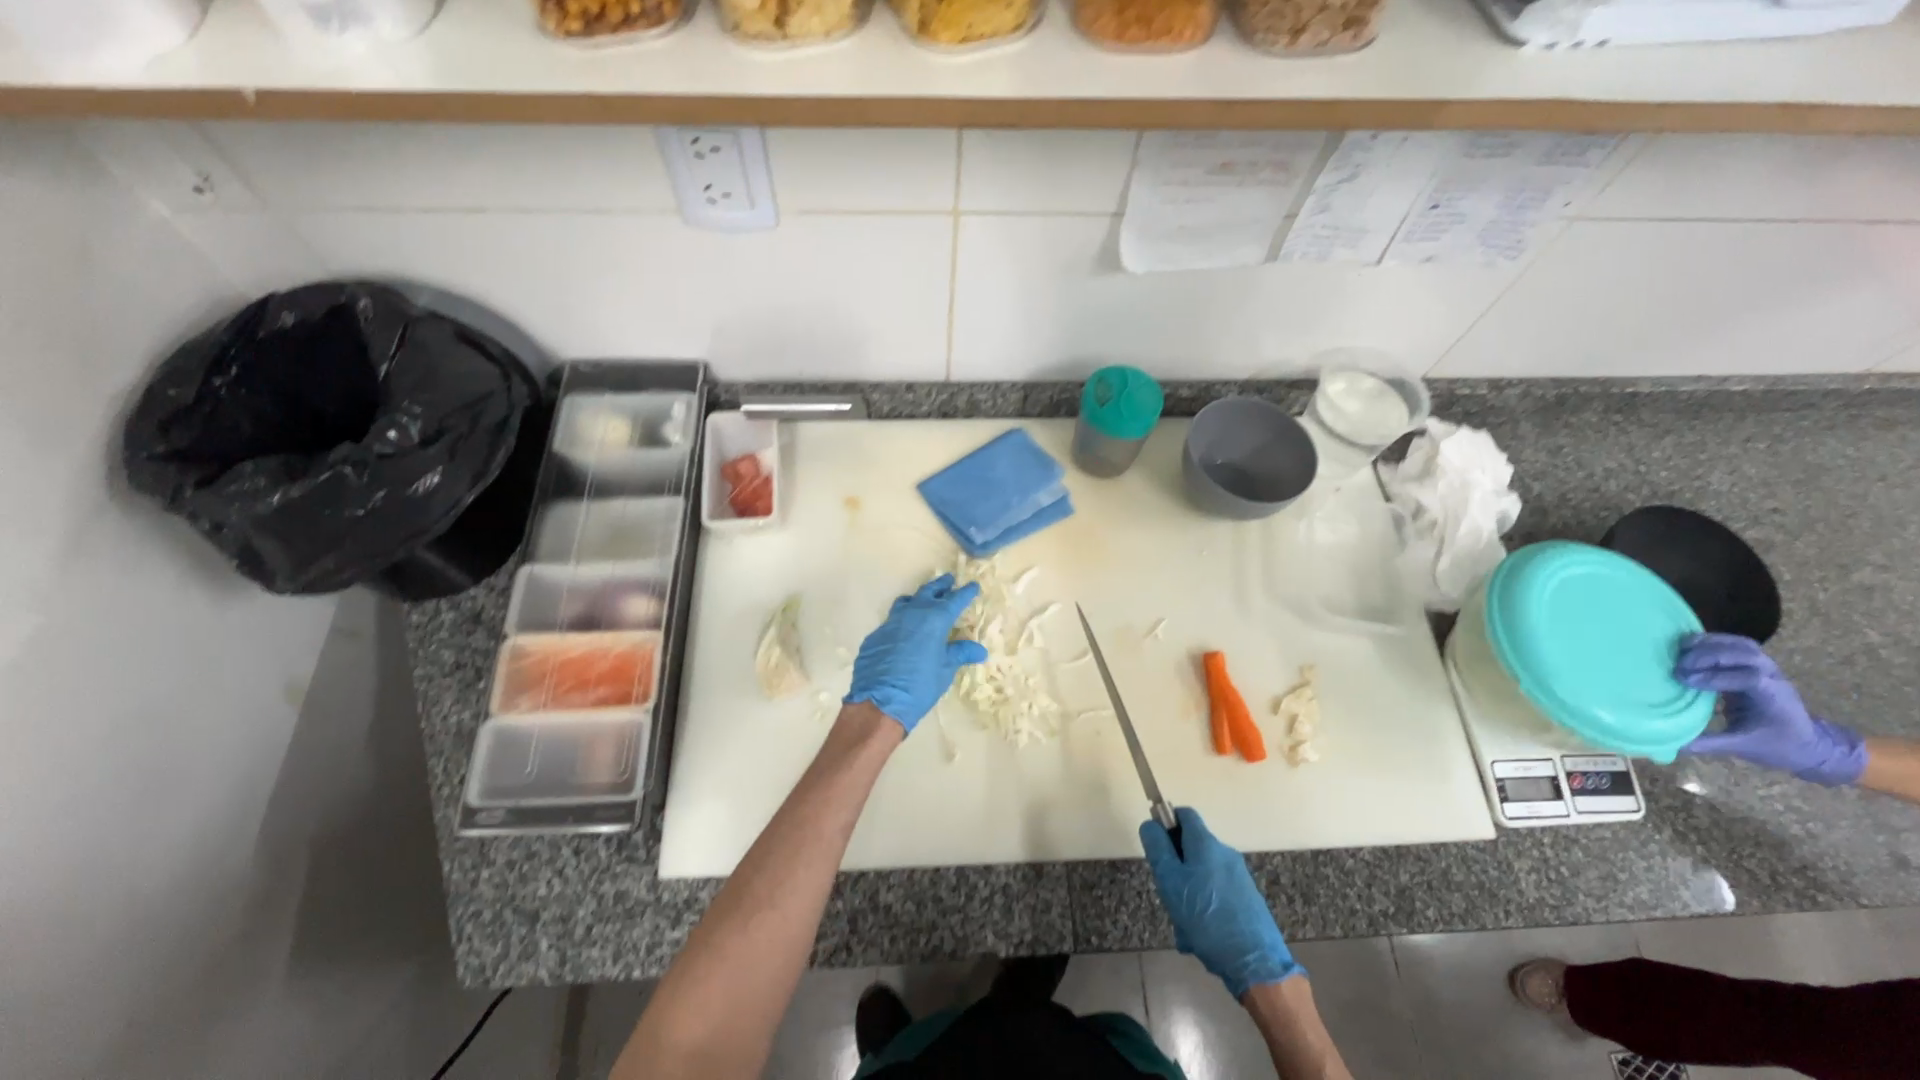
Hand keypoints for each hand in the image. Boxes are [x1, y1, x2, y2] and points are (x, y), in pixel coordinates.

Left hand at [844, 574, 987, 732]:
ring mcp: (890, 623)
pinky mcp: (875, 636)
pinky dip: (902, 622)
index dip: (965, 593)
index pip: (954, 600)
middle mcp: (912, 614)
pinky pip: (892, 623)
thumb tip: (979, 650)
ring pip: (906, 603)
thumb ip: (960, 653)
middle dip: (940, 586)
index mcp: (934, 619)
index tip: (973, 586)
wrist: (881, 701)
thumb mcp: (945, 669)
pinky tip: (904, 633)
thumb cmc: (921, 685)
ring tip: (924, 600)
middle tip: (948, 581)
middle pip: (928, 593)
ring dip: (917, 599)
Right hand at [1139, 807, 1303, 998]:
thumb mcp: (1170, 881)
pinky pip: (1215, 896)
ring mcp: (1238, 878)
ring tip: (1183, 927)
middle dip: (1174, 870)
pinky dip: (1203, 910)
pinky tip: (1198, 937)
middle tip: (1168, 896)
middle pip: (1191, 849)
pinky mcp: (1246, 900)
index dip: (1166, 823)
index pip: (1184, 815)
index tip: (1156, 847)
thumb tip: (1150, 823)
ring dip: (1187, 895)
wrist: (1254, 962)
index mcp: (1206, 844)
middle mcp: (1225, 855)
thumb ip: (1158, 848)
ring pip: (1201, 877)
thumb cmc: (1205, 918)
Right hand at [1674, 633, 1866, 786]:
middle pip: (1745, 654)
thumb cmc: (1777, 746)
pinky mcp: (1757, 664)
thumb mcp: (1742, 748)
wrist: (1808, 743)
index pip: (1748, 678)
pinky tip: (1692, 645)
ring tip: (1680, 648)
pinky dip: (1713, 641)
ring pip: (1741, 644)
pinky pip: (1737, 644)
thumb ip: (1708, 743)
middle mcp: (1773, 677)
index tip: (1684, 680)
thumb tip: (1672, 743)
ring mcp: (1767, 668)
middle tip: (1678, 665)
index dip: (1714, 677)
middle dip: (1708, 656)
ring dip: (1709, 643)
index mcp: (1773, 698)